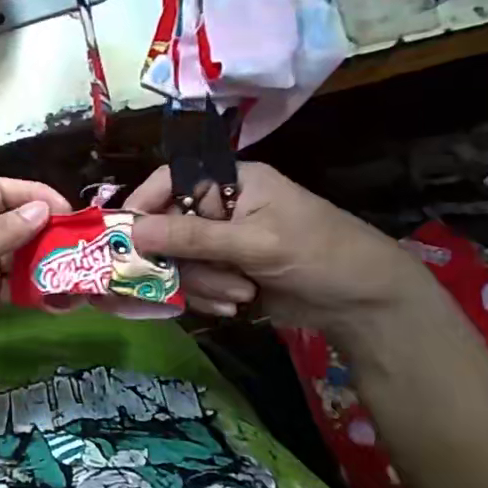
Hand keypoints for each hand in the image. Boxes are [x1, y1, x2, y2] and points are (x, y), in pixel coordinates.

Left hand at [0, 178, 69, 409]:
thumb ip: (0, 234)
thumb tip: (43, 210)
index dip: (33, 196)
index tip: (67, 211)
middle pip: (13, 225)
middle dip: (44, 233)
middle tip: (80, 246)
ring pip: (16, 258)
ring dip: (43, 264)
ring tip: (76, 272)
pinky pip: (12, 288)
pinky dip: (33, 290)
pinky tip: (58, 296)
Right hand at [127, 162, 428, 332]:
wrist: (363, 304)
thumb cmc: (319, 254)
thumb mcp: (256, 243)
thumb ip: (193, 237)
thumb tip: (134, 231)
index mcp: (231, 181)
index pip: (170, 181)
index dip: (143, 205)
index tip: (124, 237)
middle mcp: (220, 207)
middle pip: (168, 228)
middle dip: (186, 260)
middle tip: (210, 278)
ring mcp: (221, 243)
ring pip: (179, 262)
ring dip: (205, 284)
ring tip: (241, 295)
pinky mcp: (225, 273)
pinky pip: (193, 283)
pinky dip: (209, 298)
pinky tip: (237, 306)